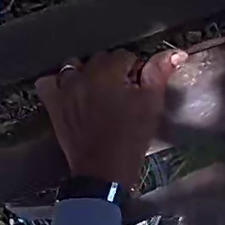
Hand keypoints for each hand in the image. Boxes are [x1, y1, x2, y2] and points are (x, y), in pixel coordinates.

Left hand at [35, 49, 186, 187]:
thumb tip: (176, 53)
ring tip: (98, 93)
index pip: (125, 56)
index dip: (134, 72)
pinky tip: (71, 92)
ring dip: (87, 74)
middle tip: (122, 95)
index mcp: (108, 72)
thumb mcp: (151, 105)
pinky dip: (58, 84)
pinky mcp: (53, 105)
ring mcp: (64, 89)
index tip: (137, 89)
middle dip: (112, 72)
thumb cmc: (131, 138)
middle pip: (100, 59)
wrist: (104, 171)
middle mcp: (82, 75)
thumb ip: (159, 74)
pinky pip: (48, 82)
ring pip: (75, 66)